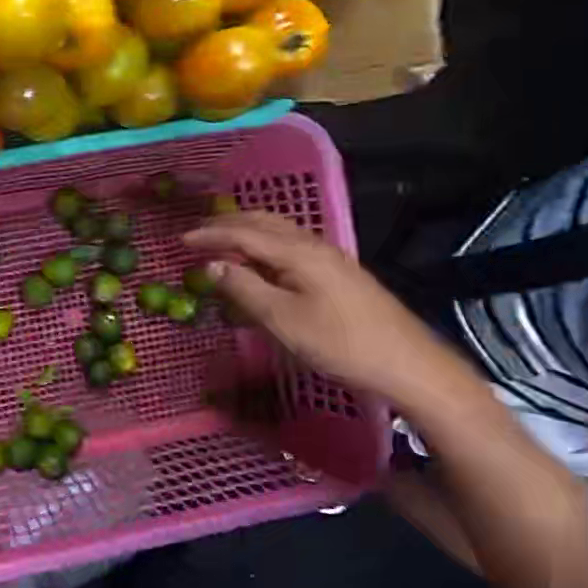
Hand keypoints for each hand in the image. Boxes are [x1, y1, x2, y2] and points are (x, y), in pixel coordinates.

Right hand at [183, 212, 478, 407]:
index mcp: (297, 252)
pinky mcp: (337, 273)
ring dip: (245, 232)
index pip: (243, 233)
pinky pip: (289, 246)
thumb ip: (243, 288)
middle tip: (196, 235)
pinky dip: (263, 246)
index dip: (209, 235)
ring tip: (220, 244)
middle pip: (263, 222)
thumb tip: (212, 266)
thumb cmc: (339, 342)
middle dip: (226, 224)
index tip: (179, 241)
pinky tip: (257, 263)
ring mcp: (329, 258)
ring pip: (278, 233)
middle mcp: (313, 246)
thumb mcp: (281, 319)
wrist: (408, 364)